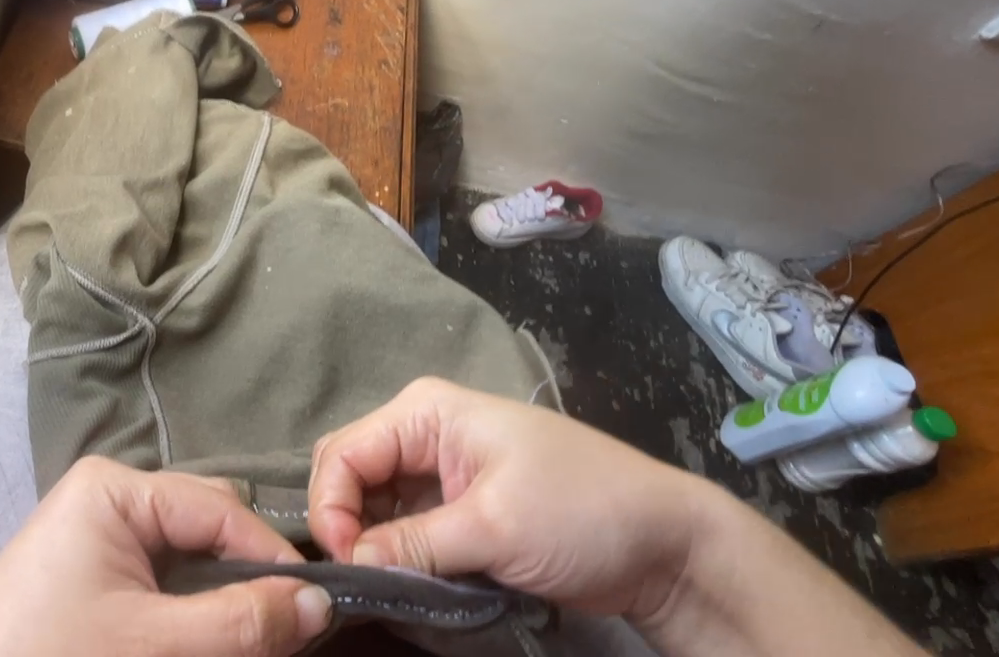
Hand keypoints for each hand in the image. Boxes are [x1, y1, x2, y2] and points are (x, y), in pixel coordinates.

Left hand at [0, 457, 332, 656]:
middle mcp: (106, 492)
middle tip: (286, 625)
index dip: (270, 555)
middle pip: (204, 519)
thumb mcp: (156, 644)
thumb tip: (321, 602)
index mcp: (115, 487)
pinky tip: (204, 631)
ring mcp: (94, 528)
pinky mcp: (87, 566)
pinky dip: (190, 600)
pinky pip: (158, 569)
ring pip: (185, 548)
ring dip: (221, 589)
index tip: (319, 605)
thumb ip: (241, 622)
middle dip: (247, 570)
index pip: (217, 507)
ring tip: (250, 632)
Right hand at [307, 377, 713, 624]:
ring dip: (370, 540)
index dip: (332, 507)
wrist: (665, 543)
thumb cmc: (580, 512)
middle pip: (352, 471)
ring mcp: (440, 467)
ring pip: (375, 500)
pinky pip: (405, 521)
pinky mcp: (458, 503)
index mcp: (424, 412)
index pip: (346, 452)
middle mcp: (423, 431)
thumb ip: (414, 545)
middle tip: (359, 578)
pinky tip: (400, 579)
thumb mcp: (494, 528)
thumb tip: (350, 565)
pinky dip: (396, 550)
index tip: (348, 566)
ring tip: (378, 586)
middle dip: (344, 521)